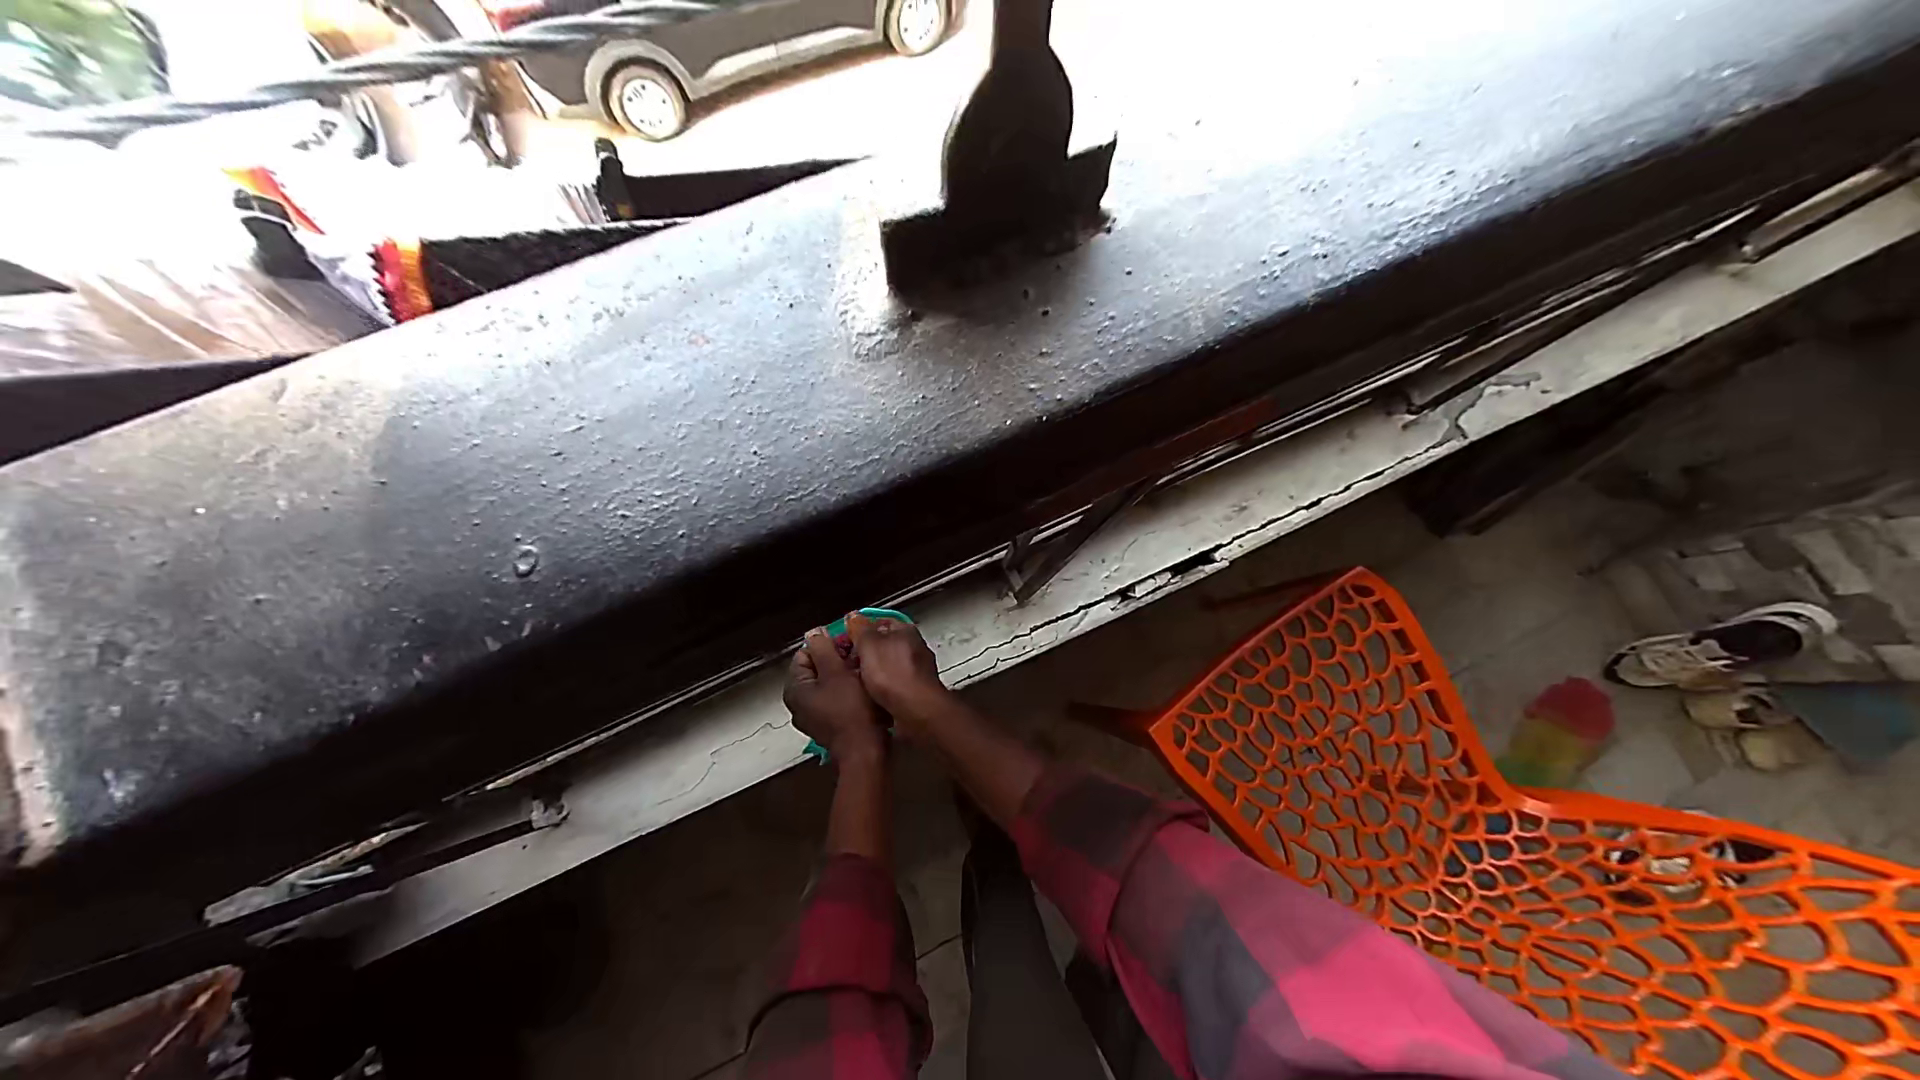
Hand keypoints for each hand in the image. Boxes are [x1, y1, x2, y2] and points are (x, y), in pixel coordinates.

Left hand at [784, 628, 886, 764]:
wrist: (866, 749)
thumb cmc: (851, 710)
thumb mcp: (836, 671)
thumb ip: (822, 648)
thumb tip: (814, 633)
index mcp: (794, 690)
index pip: (804, 654)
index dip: (826, 645)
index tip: (847, 644)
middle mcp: (799, 705)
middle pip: (817, 669)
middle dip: (838, 660)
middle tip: (858, 657)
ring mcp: (815, 717)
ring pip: (830, 684)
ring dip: (846, 674)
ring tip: (864, 671)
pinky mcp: (832, 725)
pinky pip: (838, 699)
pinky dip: (850, 691)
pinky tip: (865, 689)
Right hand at [846, 613, 952, 735]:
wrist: (915, 710)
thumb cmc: (898, 676)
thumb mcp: (869, 645)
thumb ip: (860, 629)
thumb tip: (854, 618)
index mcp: (905, 631)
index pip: (879, 621)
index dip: (860, 629)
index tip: (846, 638)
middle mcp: (914, 648)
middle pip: (883, 645)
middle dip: (864, 654)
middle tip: (848, 661)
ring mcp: (916, 671)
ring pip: (886, 668)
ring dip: (871, 674)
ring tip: (856, 681)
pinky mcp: (914, 692)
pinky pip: (891, 687)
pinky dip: (880, 690)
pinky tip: (870, 696)